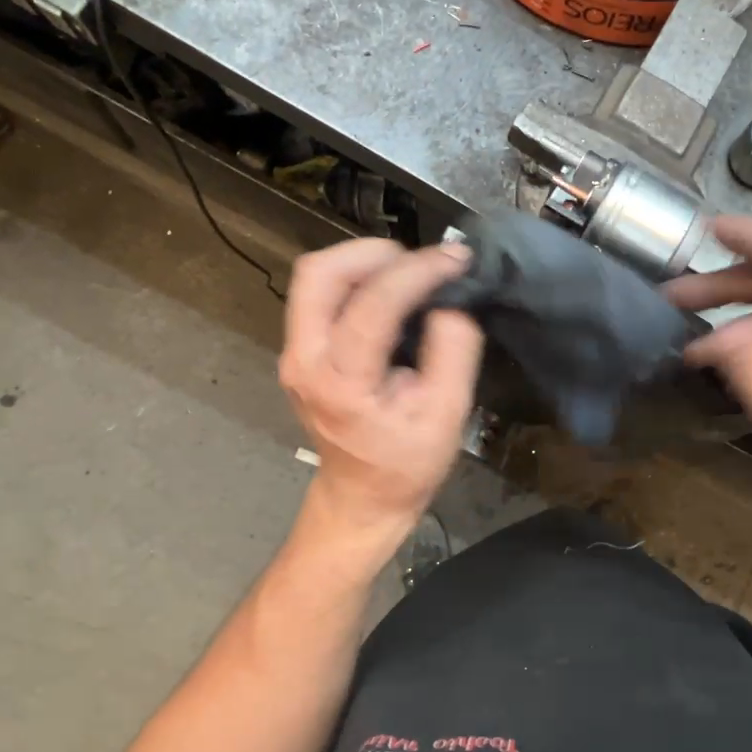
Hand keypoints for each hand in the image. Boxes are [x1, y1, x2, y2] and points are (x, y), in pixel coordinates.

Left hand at [279, 239, 483, 529]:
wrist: (362, 498)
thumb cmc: (406, 464)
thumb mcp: (448, 415)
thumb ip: (454, 352)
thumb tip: (450, 303)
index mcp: (341, 382)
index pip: (372, 304)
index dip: (417, 272)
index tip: (456, 260)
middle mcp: (304, 360)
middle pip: (319, 273)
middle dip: (374, 254)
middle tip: (420, 262)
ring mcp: (295, 354)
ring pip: (315, 278)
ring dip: (363, 263)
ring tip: (409, 275)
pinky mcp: (300, 350)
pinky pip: (320, 295)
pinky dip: (356, 280)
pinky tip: (391, 293)